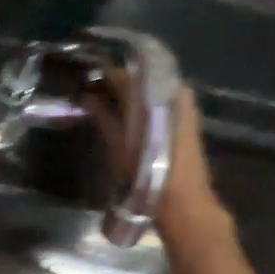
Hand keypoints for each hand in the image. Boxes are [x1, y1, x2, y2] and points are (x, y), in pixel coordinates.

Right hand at [87, 72, 221, 226]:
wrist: (182, 199)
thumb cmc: (147, 172)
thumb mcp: (118, 144)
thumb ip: (103, 116)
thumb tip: (87, 96)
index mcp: (152, 92)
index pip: (121, 74)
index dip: (102, 78)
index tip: (85, 84)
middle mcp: (171, 89)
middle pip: (139, 79)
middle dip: (117, 86)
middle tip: (95, 96)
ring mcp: (183, 101)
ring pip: (150, 90)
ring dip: (131, 96)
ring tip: (109, 108)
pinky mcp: (189, 115)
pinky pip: (161, 101)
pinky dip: (144, 105)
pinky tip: (129, 118)